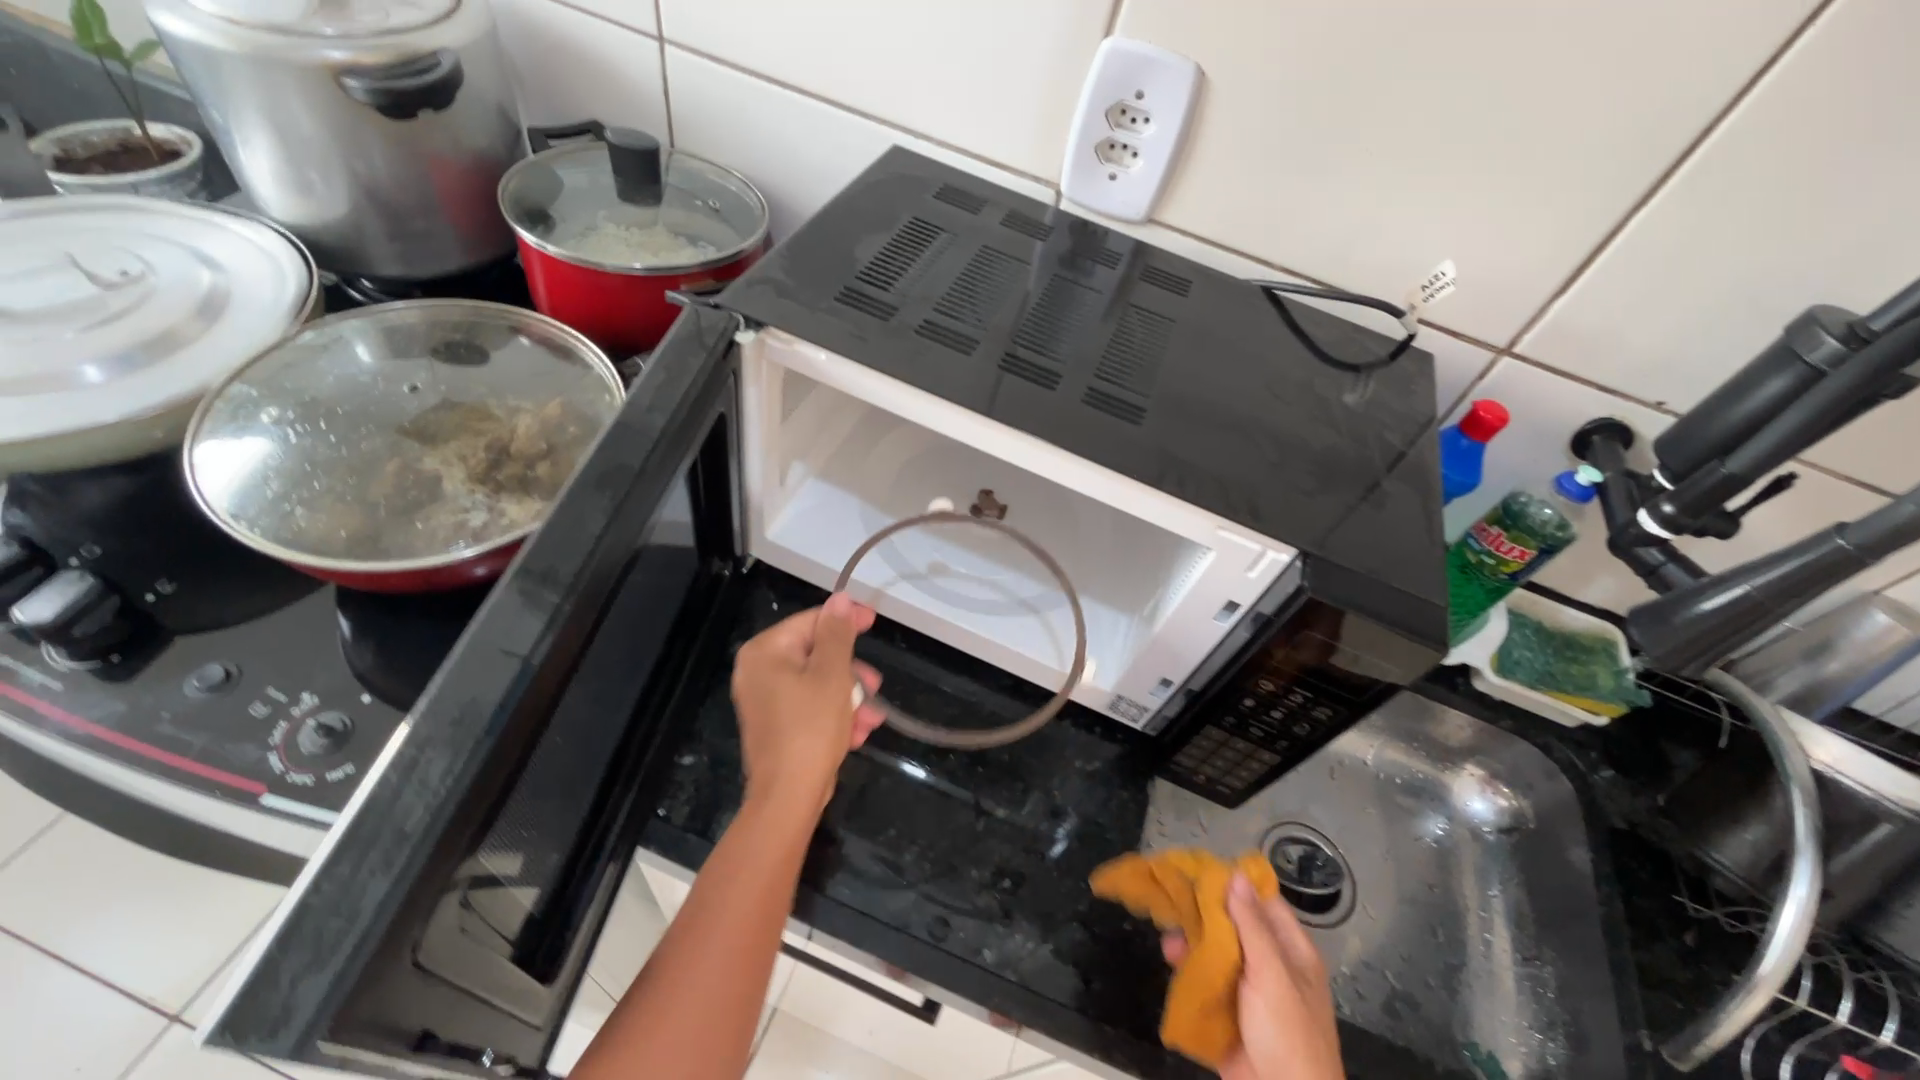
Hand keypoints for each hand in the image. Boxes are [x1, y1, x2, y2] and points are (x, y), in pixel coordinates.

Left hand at [730, 593, 886, 812]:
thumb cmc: (810, 728)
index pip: (810, 621)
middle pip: (816, 655)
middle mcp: (758, 672)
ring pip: (818, 684)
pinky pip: (811, 708)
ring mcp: (765, 701)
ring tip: (872, 718)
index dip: (845, 620)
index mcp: (764, 652)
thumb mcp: (832, 675)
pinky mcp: (777, 726)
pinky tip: (858, 733)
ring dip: (850, 698)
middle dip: (851, 673)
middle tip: (876, 684)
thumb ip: (837, 633)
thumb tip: (840, 598)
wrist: (788, 796)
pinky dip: (836, 716)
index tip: (874, 620)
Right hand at [1162, 875, 1342, 1079]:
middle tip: (1171, 897)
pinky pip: (1205, 984)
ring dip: (1192, 942)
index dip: (1234, 886)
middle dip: (1203, 914)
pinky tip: (1170, 960)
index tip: (1200, 869)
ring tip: (1168, 938)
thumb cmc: (1288, 1035)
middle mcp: (1269, 967)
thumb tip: (1236, 876)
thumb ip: (1252, 926)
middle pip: (1234, 927)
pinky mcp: (1227, 1015)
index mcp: (1290, 953)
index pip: (1262, 905)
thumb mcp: (1273, 975)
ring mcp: (1247, 992)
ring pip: (1216, 954)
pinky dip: (1187, 971)